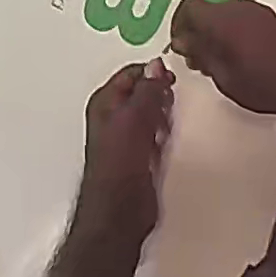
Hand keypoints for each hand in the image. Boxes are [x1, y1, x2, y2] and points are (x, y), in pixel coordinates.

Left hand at [74, 59, 174, 242]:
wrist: (120, 211)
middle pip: (141, 92)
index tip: (170, 77)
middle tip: (167, 105)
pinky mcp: (139, 154)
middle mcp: (112, 116)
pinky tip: (164, 142)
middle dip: (157, 96)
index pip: (130, 74)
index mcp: (105, 102)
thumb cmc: (119, 164)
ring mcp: (125, 136)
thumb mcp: (135, 118)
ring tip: (163, 127)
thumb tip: (156, 65)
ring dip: (161, 116)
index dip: (151, 73)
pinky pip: (155, 134)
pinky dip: (162, 134)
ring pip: (150, 113)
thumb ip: (148, 91)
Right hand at [169, 0, 275, 117]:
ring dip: (215, 31)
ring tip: (218, 59)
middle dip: (198, 30)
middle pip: (205, 10)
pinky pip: (239, 17)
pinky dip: (232, 30)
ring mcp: (253, 10)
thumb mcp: (220, 74)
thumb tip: (181, 41)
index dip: (179, 24)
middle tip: (197, 57)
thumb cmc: (260, 83)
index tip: (181, 43)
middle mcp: (235, 7)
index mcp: (220, 18)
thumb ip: (198, 53)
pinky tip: (237, 54)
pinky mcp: (267, 17)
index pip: (188, 7)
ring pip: (222, 14)